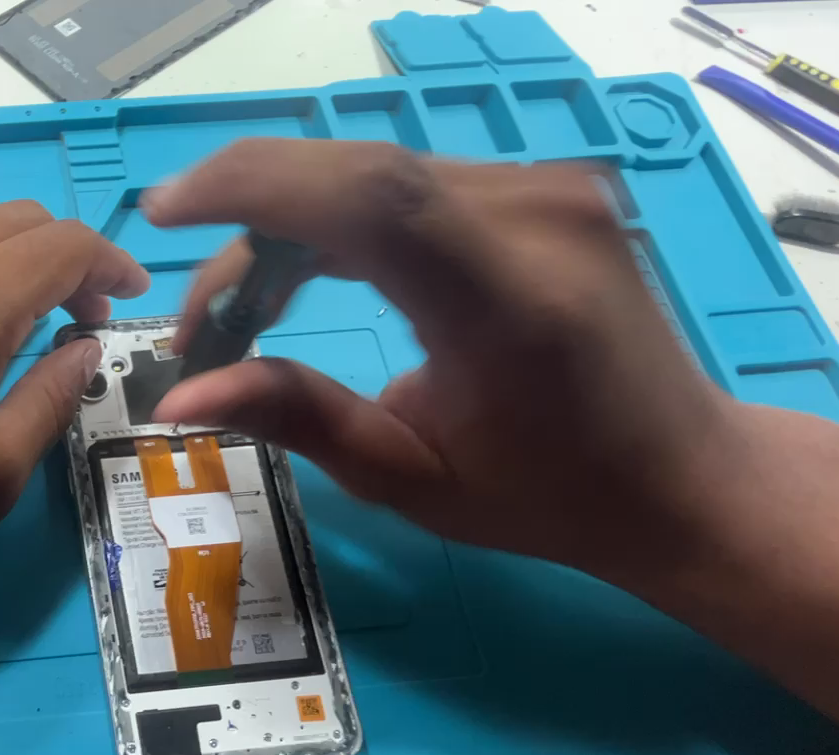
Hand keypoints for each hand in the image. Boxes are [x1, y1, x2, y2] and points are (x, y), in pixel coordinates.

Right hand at [144, 139, 751, 582]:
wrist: (675, 474)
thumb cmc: (540, 493)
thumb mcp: (401, 476)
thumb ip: (292, 416)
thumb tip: (177, 401)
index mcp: (507, 303)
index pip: (368, 200)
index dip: (253, 188)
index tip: (162, 210)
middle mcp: (534, 217)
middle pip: (351, 178)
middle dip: (242, 231)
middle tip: (193, 326)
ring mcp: (541, 192)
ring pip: (363, 179)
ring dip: (276, 236)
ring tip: (233, 321)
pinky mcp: (529, 193)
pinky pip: (395, 190)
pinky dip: (322, 229)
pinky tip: (289, 284)